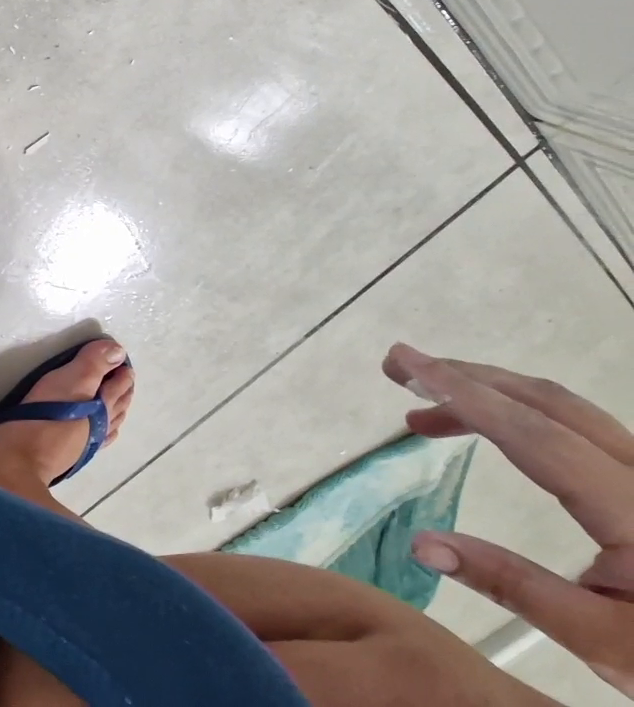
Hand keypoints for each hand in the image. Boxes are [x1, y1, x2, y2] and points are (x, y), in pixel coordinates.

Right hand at [385, 343, 633, 695]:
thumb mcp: (604, 641)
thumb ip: (516, 587)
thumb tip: (422, 543)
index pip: (537, 436)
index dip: (466, 395)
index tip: (405, 362)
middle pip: (552, 407)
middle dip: (468, 379)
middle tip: (398, 369)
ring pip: (566, 412)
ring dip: (489, 394)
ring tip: (424, 406)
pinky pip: (578, 428)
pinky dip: (518, 413)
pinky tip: (485, 428)